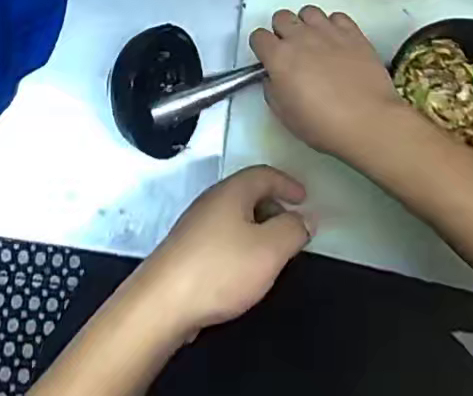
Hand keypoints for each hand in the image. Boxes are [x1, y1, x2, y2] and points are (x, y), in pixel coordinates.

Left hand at [128, 166, 310, 337]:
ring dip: (260, 225)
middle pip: (248, 191)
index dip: (287, 183)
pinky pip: (225, 232)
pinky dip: (244, 240)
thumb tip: (305, 217)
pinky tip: (248, 266)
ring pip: (236, 214)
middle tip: (295, 228)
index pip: (263, 174)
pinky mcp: (190, 246)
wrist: (166, 299)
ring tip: (276, 250)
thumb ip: (292, 230)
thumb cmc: (220, 269)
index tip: (306, 198)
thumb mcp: (268, 250)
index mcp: (230, 192)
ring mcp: (197, 222)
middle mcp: (211, 200)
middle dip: (275, 205)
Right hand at [250, 5, 406, 157]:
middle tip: (292, 50)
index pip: (258, 36)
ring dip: (307, 24)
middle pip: (281, 17)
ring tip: (316, 42)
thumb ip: (272, 89)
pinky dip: (334, 26)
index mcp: (278, 56)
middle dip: (282, 30)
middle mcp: (299, 37)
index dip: (262, 47)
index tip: (269, 59)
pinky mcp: (353, 34)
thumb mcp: (284, 114)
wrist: (369, 122)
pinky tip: (338, 42)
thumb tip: (274, 78)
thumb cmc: (323, 124)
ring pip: (308, 11)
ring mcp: (327, 32)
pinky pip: (337, 17)